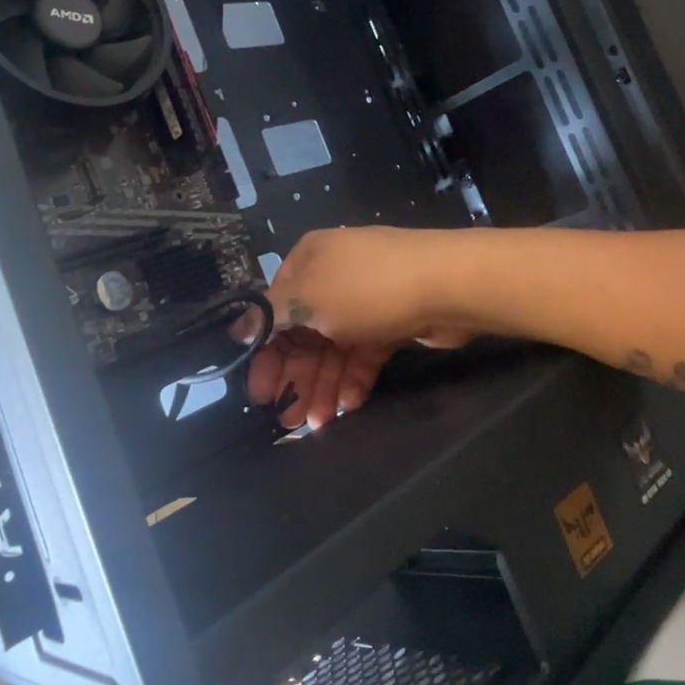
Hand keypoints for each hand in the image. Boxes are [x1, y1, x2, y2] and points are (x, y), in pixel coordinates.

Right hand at [239, 228, 478, 428]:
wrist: (447, 284)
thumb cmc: (366, 287)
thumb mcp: (308, 298)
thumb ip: (270, 317)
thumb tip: (236, 329)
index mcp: (307, 261)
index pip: (275, 311)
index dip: (265, 353)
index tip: (260, 392)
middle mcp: (333, 277)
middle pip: (304, 334)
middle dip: (297, 377)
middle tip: (288, 419)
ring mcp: (366, 300)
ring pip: (335, 348)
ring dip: (324, 385)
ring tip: (318, 422)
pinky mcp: (393, 321)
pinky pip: (364, 353)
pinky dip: (354, 378)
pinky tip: (347, 405)